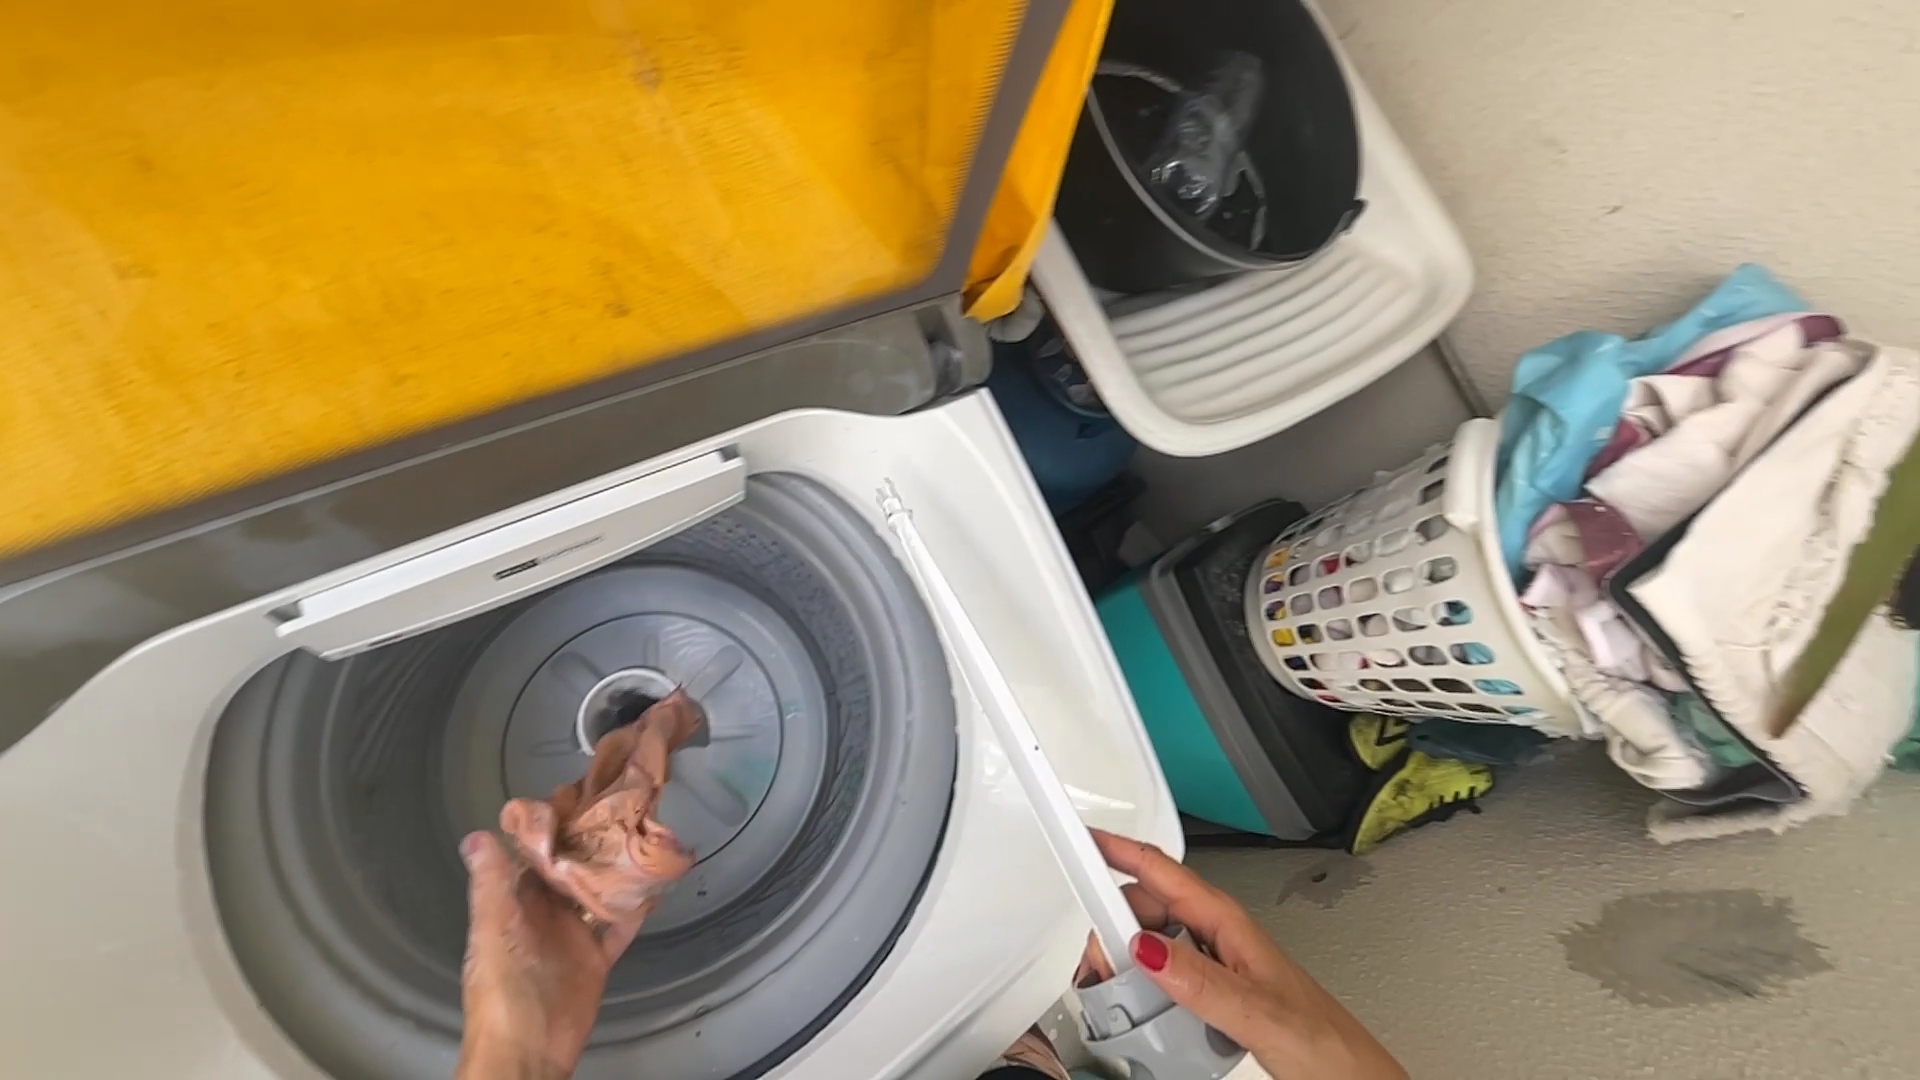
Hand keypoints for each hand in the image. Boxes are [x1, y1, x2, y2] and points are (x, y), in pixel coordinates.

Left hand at [456, 831, 639, 1079]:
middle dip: (593, 845)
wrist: (527, 1054)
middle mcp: (545, 917)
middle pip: (572, 873)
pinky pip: (619, 927)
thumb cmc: (502, 995)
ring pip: (598, 894)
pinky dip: (636, 909)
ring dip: (617, 871)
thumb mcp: (494, 934)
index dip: (555, 829)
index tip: (580, 797)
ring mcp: (572, 937)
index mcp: (516, 908)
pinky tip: (654, 885)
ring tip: (643, 839)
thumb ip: (491, 887)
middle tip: (623, 810)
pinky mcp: (597, 958)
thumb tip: (476, 835)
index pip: (536, 859)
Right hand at [1091, 829, 1407, 1079]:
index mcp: (1222, 917)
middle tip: (1094, 960)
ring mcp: (1209, 954)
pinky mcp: (1206, 981)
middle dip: (1108, 919)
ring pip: (1146, 933)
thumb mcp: (1257, 1012)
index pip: (1156, 866)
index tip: (1077, 837)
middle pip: (1141, 900)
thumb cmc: (1323, 1043)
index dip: (1113, 846)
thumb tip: (1145, 947)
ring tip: (1115, 988)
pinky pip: (1157, 964)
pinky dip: (1136, 977)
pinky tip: (1139, 1003)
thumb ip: (1199, 980)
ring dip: (1120, 953)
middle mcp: (1212, 928)